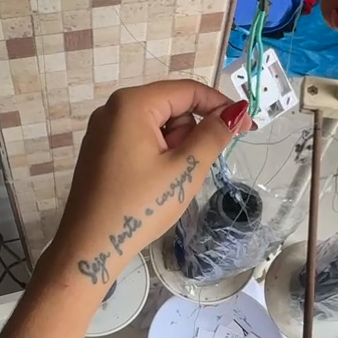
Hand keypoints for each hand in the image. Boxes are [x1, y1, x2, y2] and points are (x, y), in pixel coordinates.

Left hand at [42, 80, 247, 291]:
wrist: (90, 245)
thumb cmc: (139, 206)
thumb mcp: (184, 169)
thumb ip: (213, 135)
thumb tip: (236, 111)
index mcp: (132, 104)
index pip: (188, 91)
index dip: (221, 106)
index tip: (247, 126)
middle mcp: (113, 108)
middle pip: (172, 108)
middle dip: (190, 135)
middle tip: (186, 170)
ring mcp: (104, 131)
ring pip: (158, 127)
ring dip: (174, 149)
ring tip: (167, 183)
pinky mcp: (101, 152)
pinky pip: (141, 141)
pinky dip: (157, 157)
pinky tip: (152, 185)